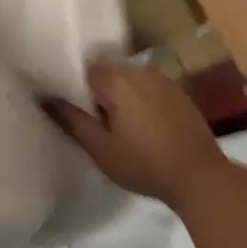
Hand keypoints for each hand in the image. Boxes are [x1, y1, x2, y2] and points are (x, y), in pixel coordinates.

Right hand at [43, 61, 227, 210]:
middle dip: (98, 92)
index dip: (75, 88)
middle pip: (106, 72)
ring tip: (120, 124)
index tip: (73, 108)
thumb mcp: (101, 149)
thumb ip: (71, 120)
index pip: (82, 70)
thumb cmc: (145, 165)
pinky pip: (148, 86)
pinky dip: (140, 99)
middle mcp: (137, 69)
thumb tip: (44, 97)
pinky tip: (144, 124)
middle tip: (96, 121)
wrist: (202, 178)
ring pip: (128, 79)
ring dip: (120, 95)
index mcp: (115, 79)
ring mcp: (161, 78)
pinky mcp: (178, 91)